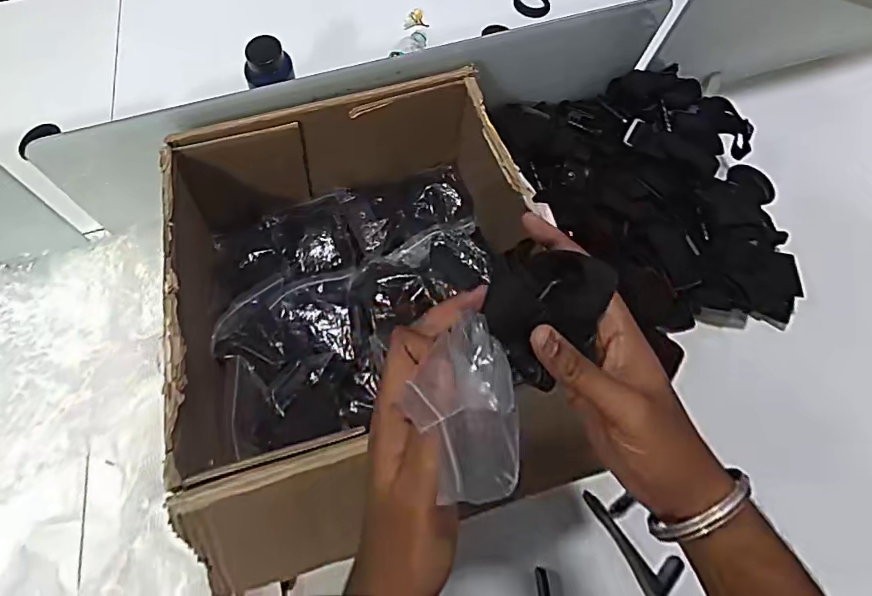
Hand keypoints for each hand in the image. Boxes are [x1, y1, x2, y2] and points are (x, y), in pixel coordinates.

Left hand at [346, 286, 486, 595]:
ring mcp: (408, 425)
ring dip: (450, 341)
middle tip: (480, 303)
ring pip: (426, 367)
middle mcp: (396, 410)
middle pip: (415, 349)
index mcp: (391, 413)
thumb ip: (431, 429)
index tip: (472, 306)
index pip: (406, 347)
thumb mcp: (422, 487)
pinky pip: (438, 392)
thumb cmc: (403, 541)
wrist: (394, 580)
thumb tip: (443, 367)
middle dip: (444, 320)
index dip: (436, 321)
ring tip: (481, 328)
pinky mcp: (423, 441)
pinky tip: (477, 377)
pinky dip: (457, 373)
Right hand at [521, 213, 734, 521]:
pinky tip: (514, 326)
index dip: (564, 247)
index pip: (591, 278)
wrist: (676, 490)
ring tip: (507, 272)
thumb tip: (540, 331)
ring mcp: (592, 359)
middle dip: (547, 260)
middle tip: (515, 238)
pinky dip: (531, 332)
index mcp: (623, 334)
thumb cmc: (666, 446)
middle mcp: (605, 339)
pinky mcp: (580, 381)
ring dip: (537, 294)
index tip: (536, 223)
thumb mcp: (622, 404)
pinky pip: (551, 348)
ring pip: (560, 316)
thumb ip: (578, 368)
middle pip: (573, 289)